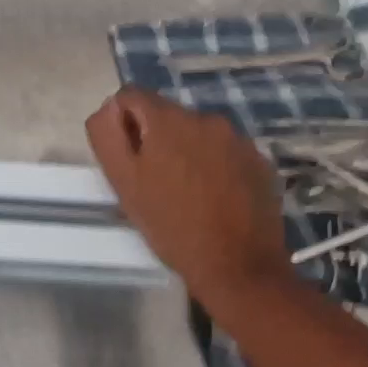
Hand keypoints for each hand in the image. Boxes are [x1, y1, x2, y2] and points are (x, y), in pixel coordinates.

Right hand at [85, 86, 290, 301]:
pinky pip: (225, 150)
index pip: (131, 96)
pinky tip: (215, 196)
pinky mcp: (261, 163)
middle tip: (156, 180)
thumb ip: (106, 132)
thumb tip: (110, 108)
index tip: (130, 159)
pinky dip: (215, 164)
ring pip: (197, 132)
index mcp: (168, 118)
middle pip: (166, 114)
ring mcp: (238, 140)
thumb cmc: (171, 224)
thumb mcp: (122, 180)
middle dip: (157, 138)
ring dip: (186, 150)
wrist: (239, 270)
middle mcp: (205, 118)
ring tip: (187, 190)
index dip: (123, 124)